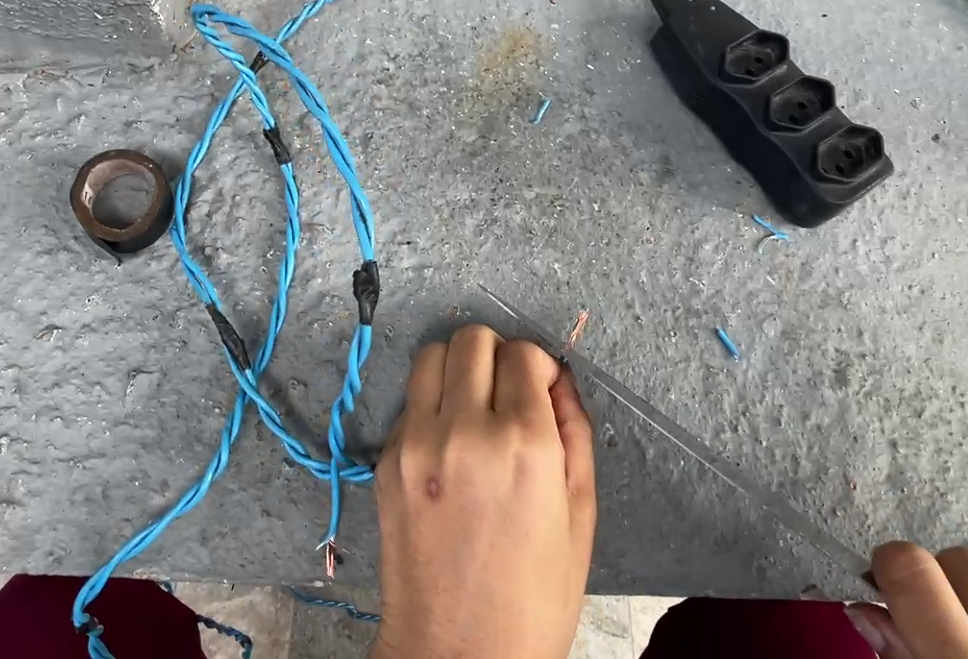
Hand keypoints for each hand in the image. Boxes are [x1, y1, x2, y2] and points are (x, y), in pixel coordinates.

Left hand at [368, 324, 596, 658]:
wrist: (457, 654)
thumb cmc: (534, 596)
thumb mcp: (580, 514)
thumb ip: (575, 431)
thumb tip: (559, 379)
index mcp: (524, 445)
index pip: (524, 353)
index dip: (539, 367)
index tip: (541, 391)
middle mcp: (465, 430)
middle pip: (473, 339)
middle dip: (499, 355)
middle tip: (508, 392)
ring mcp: (416, 442)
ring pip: (432, 354)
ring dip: (459, 367)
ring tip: (474, 405)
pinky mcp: (386, 459)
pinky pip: (411, 400)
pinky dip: (433, 404)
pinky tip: (448, 443)